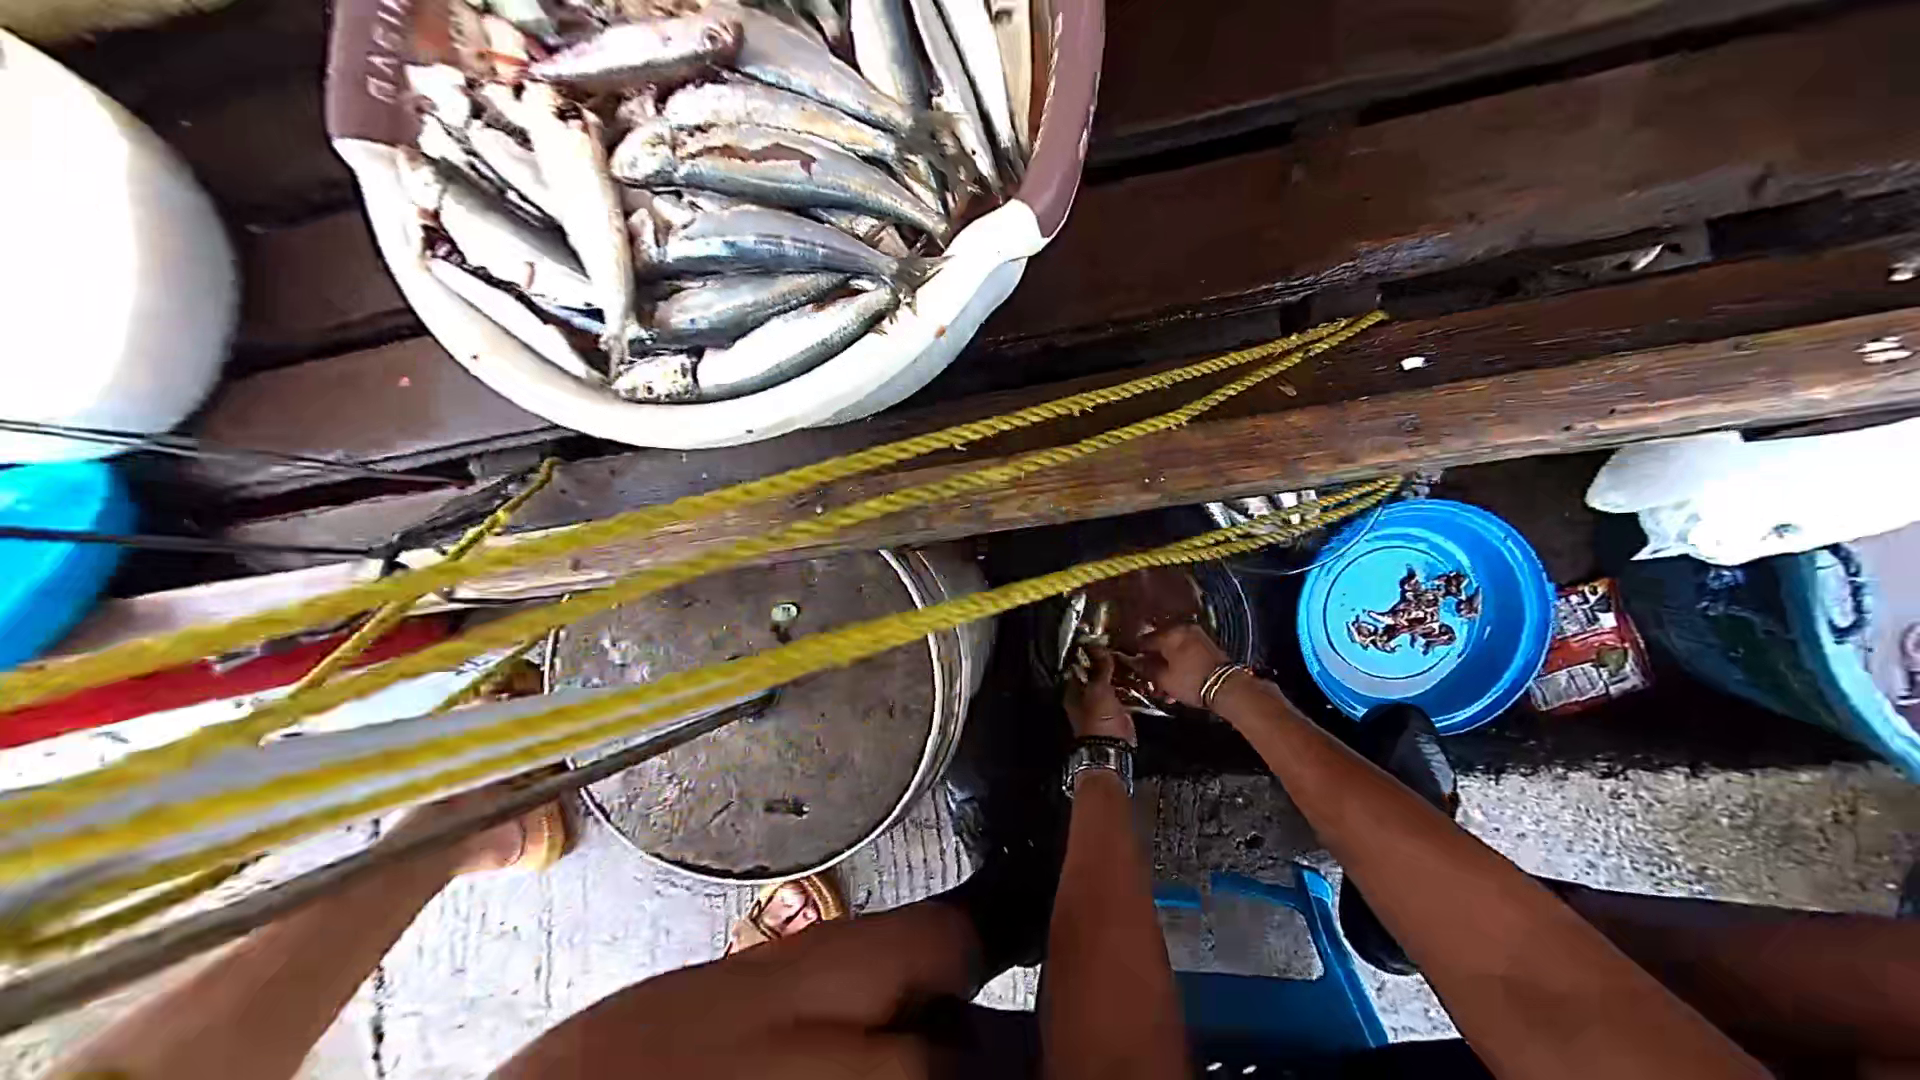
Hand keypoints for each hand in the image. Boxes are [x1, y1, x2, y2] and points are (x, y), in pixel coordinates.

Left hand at [1064, 648, 1135, 743]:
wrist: (1112, 748)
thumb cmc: (1099, 717)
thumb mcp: (1098, 689)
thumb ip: (1100, 668)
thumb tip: (1098, 646)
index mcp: (1074, 689)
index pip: (1079, 664)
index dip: (1090, 651)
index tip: (1104, 638)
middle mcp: (1085, 694)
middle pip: (1096, 672)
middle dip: (1108, 662)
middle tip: (1122, 646)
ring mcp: (1101, 703)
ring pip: (1111, 682)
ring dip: (1120, 672)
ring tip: (1133, 656)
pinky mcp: (1117, 710)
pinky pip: (1123, 693)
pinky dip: (1130, 685)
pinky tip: (1139, 674)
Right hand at [1133, 623, 1231, 707]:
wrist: (1228, 687)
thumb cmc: (1191, 681)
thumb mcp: (1164, 679)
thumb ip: (1147, 669)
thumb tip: (1135, 662)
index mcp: (1169, 634)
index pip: (1144, 640)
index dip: (1136, 652)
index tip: (1131, 662)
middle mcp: (1183, 630)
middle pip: (1161, 644)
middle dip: (1153, 660)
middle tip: (1147, 675)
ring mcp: (1198, 637)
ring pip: (1175, 649)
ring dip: (1167, 664)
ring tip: (1162, 683)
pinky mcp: (1208, 647)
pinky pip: (1187, 652)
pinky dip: (1180, 663)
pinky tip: (1177, 678)